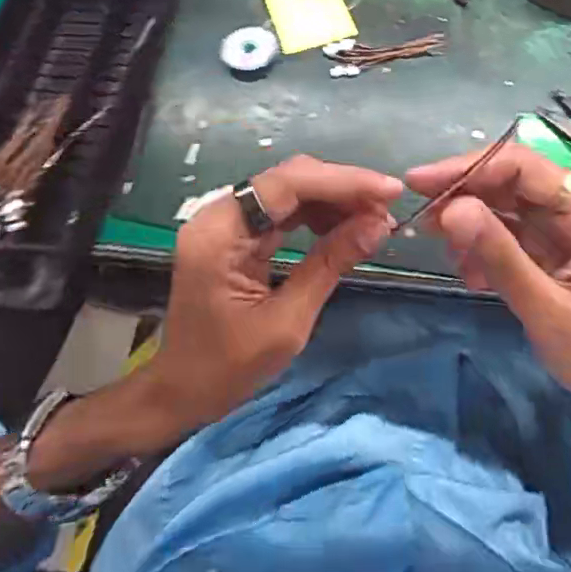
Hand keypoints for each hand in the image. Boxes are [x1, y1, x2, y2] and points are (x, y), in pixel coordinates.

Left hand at [143, 156, 402, 437]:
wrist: (180, 391)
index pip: (285, 185)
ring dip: (330, 200)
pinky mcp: (231, 236)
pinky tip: (343, 226)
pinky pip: (276, 212)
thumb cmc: (227, 368)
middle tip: (388, 207)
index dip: (341, 181)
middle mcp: (216, 216)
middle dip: (340, 188)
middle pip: (285, 180)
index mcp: (219, 234)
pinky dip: (313, 215)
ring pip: (284, 192)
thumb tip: (377, 226)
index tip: (389, 190)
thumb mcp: (287, 322)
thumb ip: (329, 265)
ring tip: (373, 219)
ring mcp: (222, 224)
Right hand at [406, 144, 570, 427]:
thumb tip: (452, 209)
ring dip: (469, 222)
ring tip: (450, 254)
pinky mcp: (553, 244)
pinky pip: (508, 227)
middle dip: (463, 194)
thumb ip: (500, 256)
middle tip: (422, 217)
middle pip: (511, 179)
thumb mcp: (546, 310)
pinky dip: (481, 243)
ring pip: (504, 202)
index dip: (469, 168)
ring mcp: (568, 226)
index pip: (525, 168)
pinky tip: (471, 272)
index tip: (419, 182)